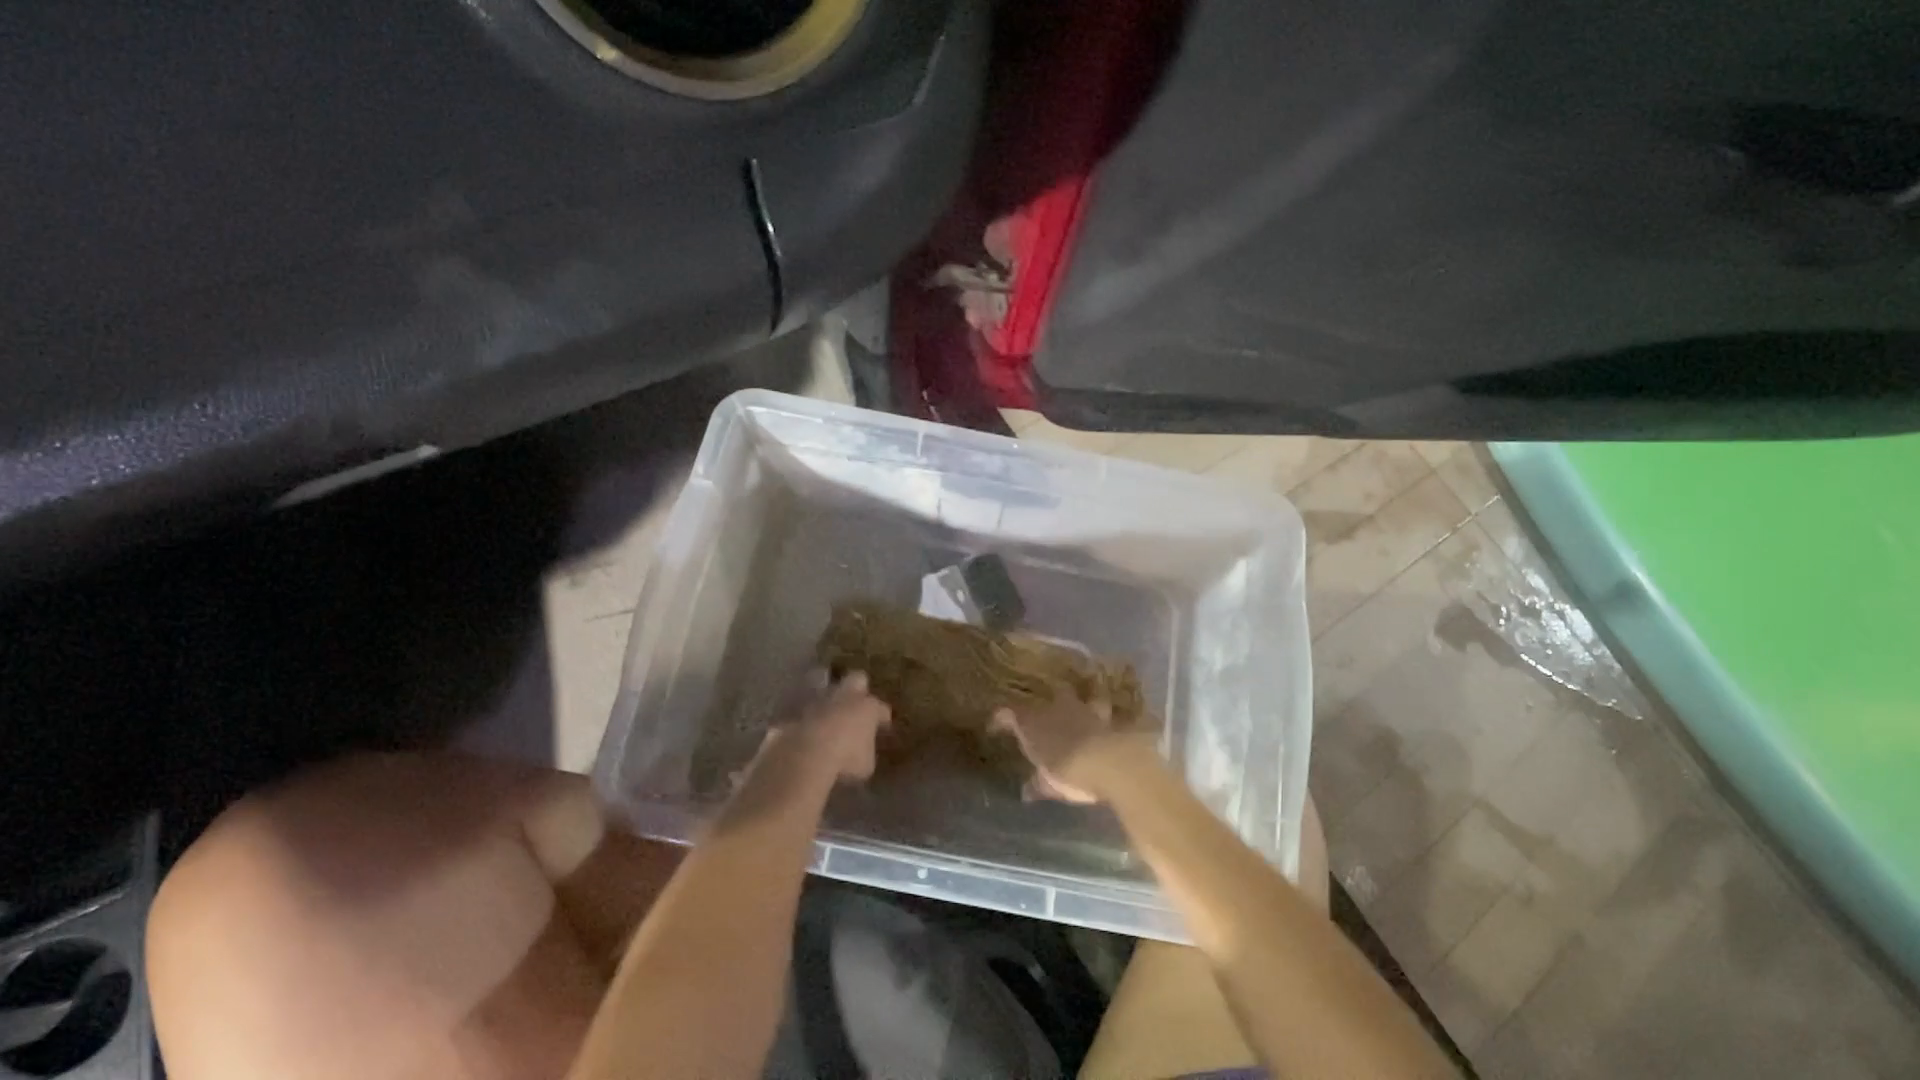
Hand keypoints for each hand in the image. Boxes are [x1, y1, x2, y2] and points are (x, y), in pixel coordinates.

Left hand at [785, 671, 891, 781]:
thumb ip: (865, 751)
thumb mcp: (865, 764)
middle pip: (857, 680)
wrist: (804, 753)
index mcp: (868, 708)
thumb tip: (861, 751)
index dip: (882, 717)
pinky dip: (805, 715)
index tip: (882, 725)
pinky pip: (803, 706)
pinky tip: (804, 728)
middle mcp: (845, 695)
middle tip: (857, 704)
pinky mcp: (794, 705)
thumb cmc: (845, 758)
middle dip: (858, 689)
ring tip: (827, 715)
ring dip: (828, 700)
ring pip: (827, 688)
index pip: (881, 709)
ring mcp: (819, 698)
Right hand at [991, 690, 1152, 803]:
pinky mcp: (1109, 718)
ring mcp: (1085, 709)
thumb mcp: (1047, 784)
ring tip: (1078, 711)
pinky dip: (1102, 718)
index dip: (1000, 720)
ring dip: (1078, 703)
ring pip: (1079, 696)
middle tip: (1042, 715)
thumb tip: (1026, 791)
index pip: (1009, 712)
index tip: (995, 728)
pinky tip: (1103, 724)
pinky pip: (1103, 712)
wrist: (1111, 763)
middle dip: (1045, 703)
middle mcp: (1057, 708)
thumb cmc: (1068, 771)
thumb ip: (1037, 784)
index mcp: (1032, 721)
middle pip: (1047, 695)